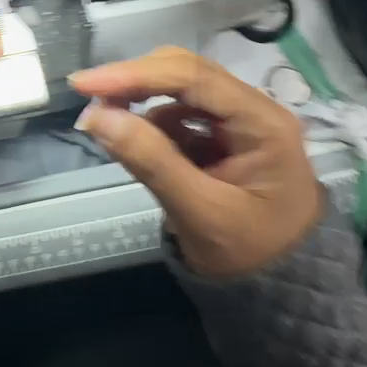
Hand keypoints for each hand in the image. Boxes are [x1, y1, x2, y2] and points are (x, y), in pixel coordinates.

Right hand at [72, 47, 321, 278]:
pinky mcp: (222, 135)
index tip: (84, 84)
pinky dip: (150, 122)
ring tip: (108, 126)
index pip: (192, 77)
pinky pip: (178, 113)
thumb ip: (151, 161)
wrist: (283, 293)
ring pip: (178, 89)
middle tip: (89, 99)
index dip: (134, 74)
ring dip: (140, 101)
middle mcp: (253, 109)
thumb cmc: (250, 254)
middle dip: (134, 82)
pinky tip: (135, 142)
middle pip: (184, 73)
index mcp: (262, 123)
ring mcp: (238, 120)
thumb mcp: (200, 212)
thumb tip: (96, 116)